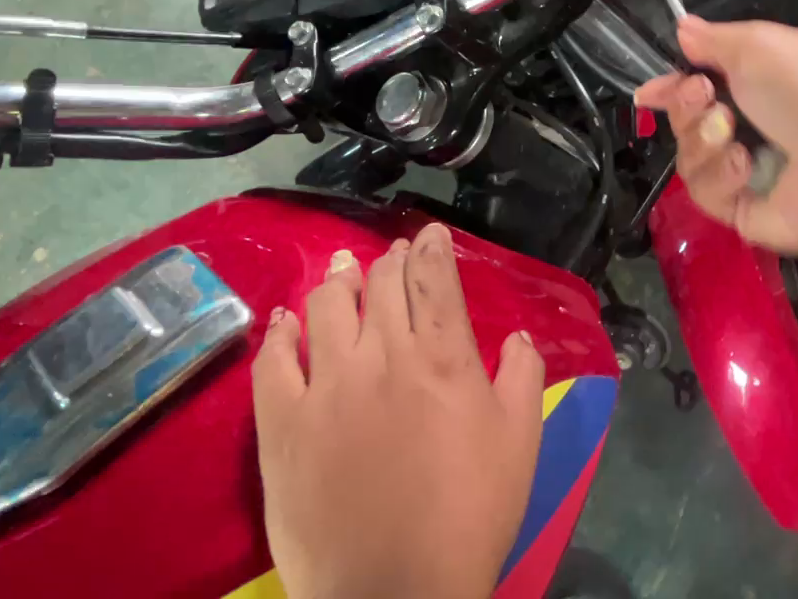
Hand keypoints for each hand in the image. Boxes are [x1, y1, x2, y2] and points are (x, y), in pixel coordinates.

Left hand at [252, 223, 546, 598]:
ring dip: (339, 279)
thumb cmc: (470, 513)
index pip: (434, 280)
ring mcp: (327, 387)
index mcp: (444, 358)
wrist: (394, 591)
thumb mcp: (521, 441)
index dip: (432, 248)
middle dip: (391, 260)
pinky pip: (273, 361)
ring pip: (327, 308)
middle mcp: (383, 356)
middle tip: (395, 253)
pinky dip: (280, 331)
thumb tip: (518, 337)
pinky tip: (286, 317)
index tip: (431, 234)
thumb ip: (523, 377)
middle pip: (382, 285)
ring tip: (344, 268)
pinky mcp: (282, 424)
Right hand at [633, 17, 797, 255]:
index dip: (672, 87)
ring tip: (730, 135)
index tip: (649, 90)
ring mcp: (750, 173)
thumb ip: (715, 39)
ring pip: (690, 158)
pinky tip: (745, 167)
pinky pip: (706, 195)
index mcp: (760, 82)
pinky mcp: (746, 212)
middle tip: (704, 98)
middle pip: (687, 121)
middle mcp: (753, 126)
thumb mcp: (761, 44)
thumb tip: (683, 28)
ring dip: (701, 141)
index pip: (700, 85)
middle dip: (685, 107)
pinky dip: (720, 177)